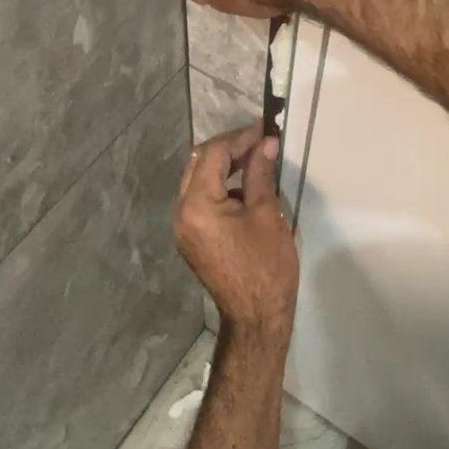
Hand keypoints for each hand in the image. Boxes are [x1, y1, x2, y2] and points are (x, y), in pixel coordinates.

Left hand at [173, 124, 299, 336]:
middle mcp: (181, 212)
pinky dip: (220, 187)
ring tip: (256, 159)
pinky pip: (200, 200)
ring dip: (224, 166)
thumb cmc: (266, 267)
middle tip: (260, 141)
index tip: (264, 130)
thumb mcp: (266, 214)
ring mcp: (183, 227)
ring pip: (198, 181)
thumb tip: (265, 144)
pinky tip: (245, 186)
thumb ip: (260, 174)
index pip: (213, 155)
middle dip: (229, 149)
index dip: (239, 138)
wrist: (256, 317)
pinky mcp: (192, 238)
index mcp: (197, 205)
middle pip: (199, 164)